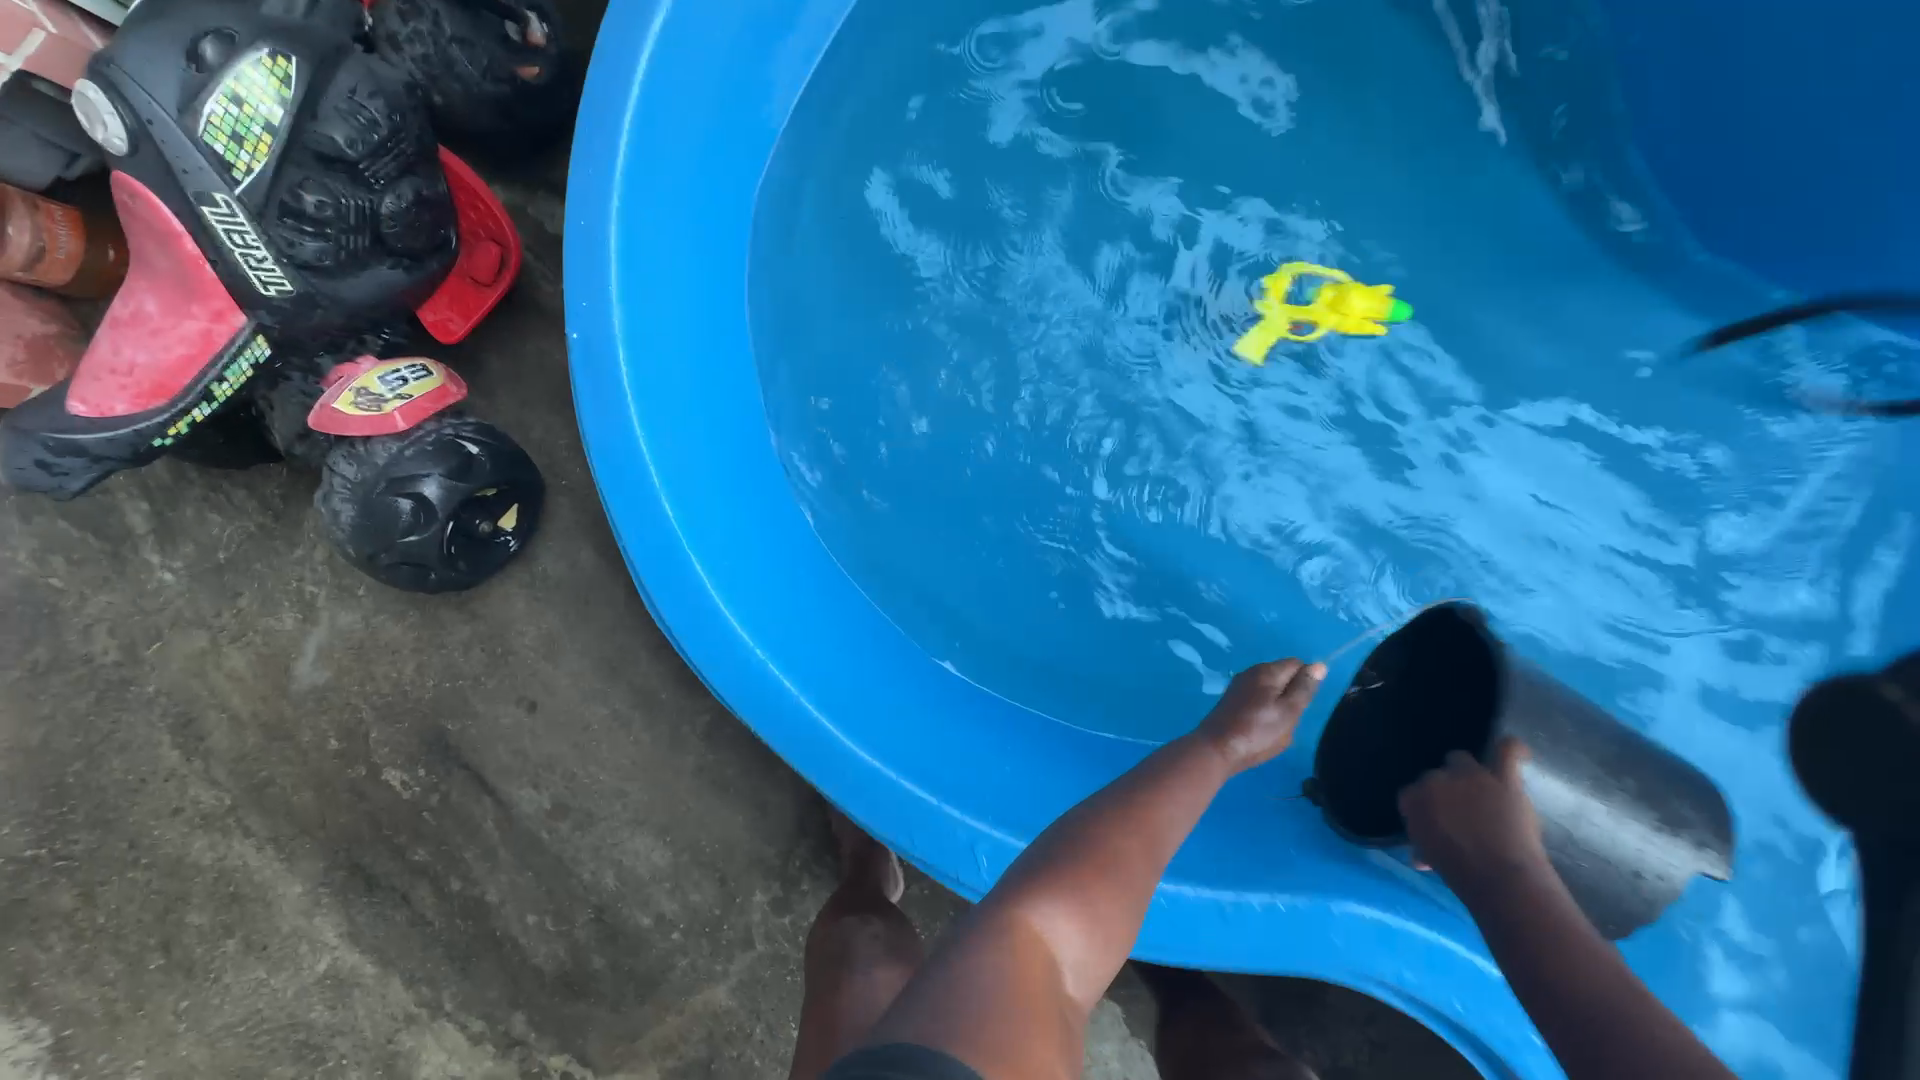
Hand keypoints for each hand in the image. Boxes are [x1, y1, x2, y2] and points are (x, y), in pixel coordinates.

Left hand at [1197, 659, 1324, 772]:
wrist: (1215, 749)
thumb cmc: (1257, 732)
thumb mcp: (1289, 711)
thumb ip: (1304, 688)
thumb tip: (1319, 665)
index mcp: (1266, 671)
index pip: (1297, 664)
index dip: (1306, 682)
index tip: (1301, 705)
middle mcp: (1251, 672)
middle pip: (1283, 677)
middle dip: (1292, 696)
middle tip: (1288, 719)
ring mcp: (1239, 686)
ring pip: (1271, 691)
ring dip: (1278, 707)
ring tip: (1273, 727)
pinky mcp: (1232, 700)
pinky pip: (1257, 700)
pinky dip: (1263, 712)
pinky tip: (1259, 729)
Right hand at [1398, 738, 1549, 892]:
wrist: (1500, 877)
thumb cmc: (1459, 873)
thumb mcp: (1430, 857)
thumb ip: (1423, 846)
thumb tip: (1421, 857)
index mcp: (1412, 799)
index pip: (1412, 792)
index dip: (1425, 805)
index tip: (1436, 819)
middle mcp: (1435, 780)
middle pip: (1436, 774)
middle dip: (1446, 790)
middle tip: (1460, 810)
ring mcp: (1470, 776)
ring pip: (1461, 758)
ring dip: (1467, 772)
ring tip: (1481, 788)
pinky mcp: (1503, 778)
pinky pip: (1506, 750)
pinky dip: (1511, 748)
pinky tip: (1515, 751)